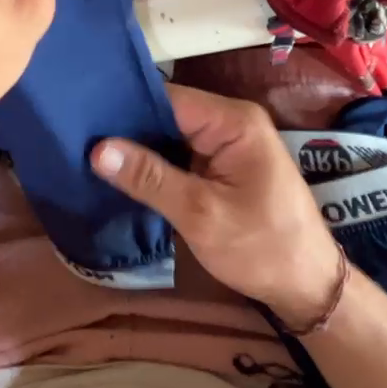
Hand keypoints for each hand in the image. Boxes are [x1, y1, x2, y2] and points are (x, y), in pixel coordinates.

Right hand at [91, 85, 341, 325]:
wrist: (310, 290)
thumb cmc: (262, 249)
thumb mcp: (200, 215)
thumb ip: (149, 178)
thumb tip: (97, 149)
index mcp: (233, 121)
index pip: (166, 98)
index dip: (123, 106)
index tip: (80, 117)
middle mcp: (230, 121)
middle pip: (164, 111)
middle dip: (125, 126)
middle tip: (76, 137)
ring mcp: (226, 142)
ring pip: (167, 132)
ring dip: (135, 145)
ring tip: (85, 149)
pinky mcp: (221, 163)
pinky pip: (177, 151)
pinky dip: (151, 161)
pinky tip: (117, 169)